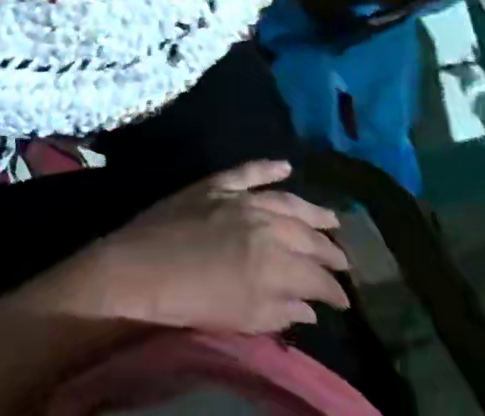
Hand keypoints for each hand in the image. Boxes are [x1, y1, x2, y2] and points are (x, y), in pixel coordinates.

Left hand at [32, 160, 350, 333]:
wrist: (140, 267)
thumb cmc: (193, 301)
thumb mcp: (245, 318)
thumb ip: (283, 311)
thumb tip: (310, 307)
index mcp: (276, 263)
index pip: (319, 278)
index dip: (334, 291)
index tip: (343, 301)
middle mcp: (265, 224)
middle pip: (308, 237)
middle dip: (330, 252)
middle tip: (343, 262)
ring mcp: (238, 199)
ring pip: (286, 202)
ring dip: (312, 211)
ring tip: (332, 220)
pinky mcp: (213, 185)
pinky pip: (246, 171)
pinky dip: (267, 167)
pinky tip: (286, 165)